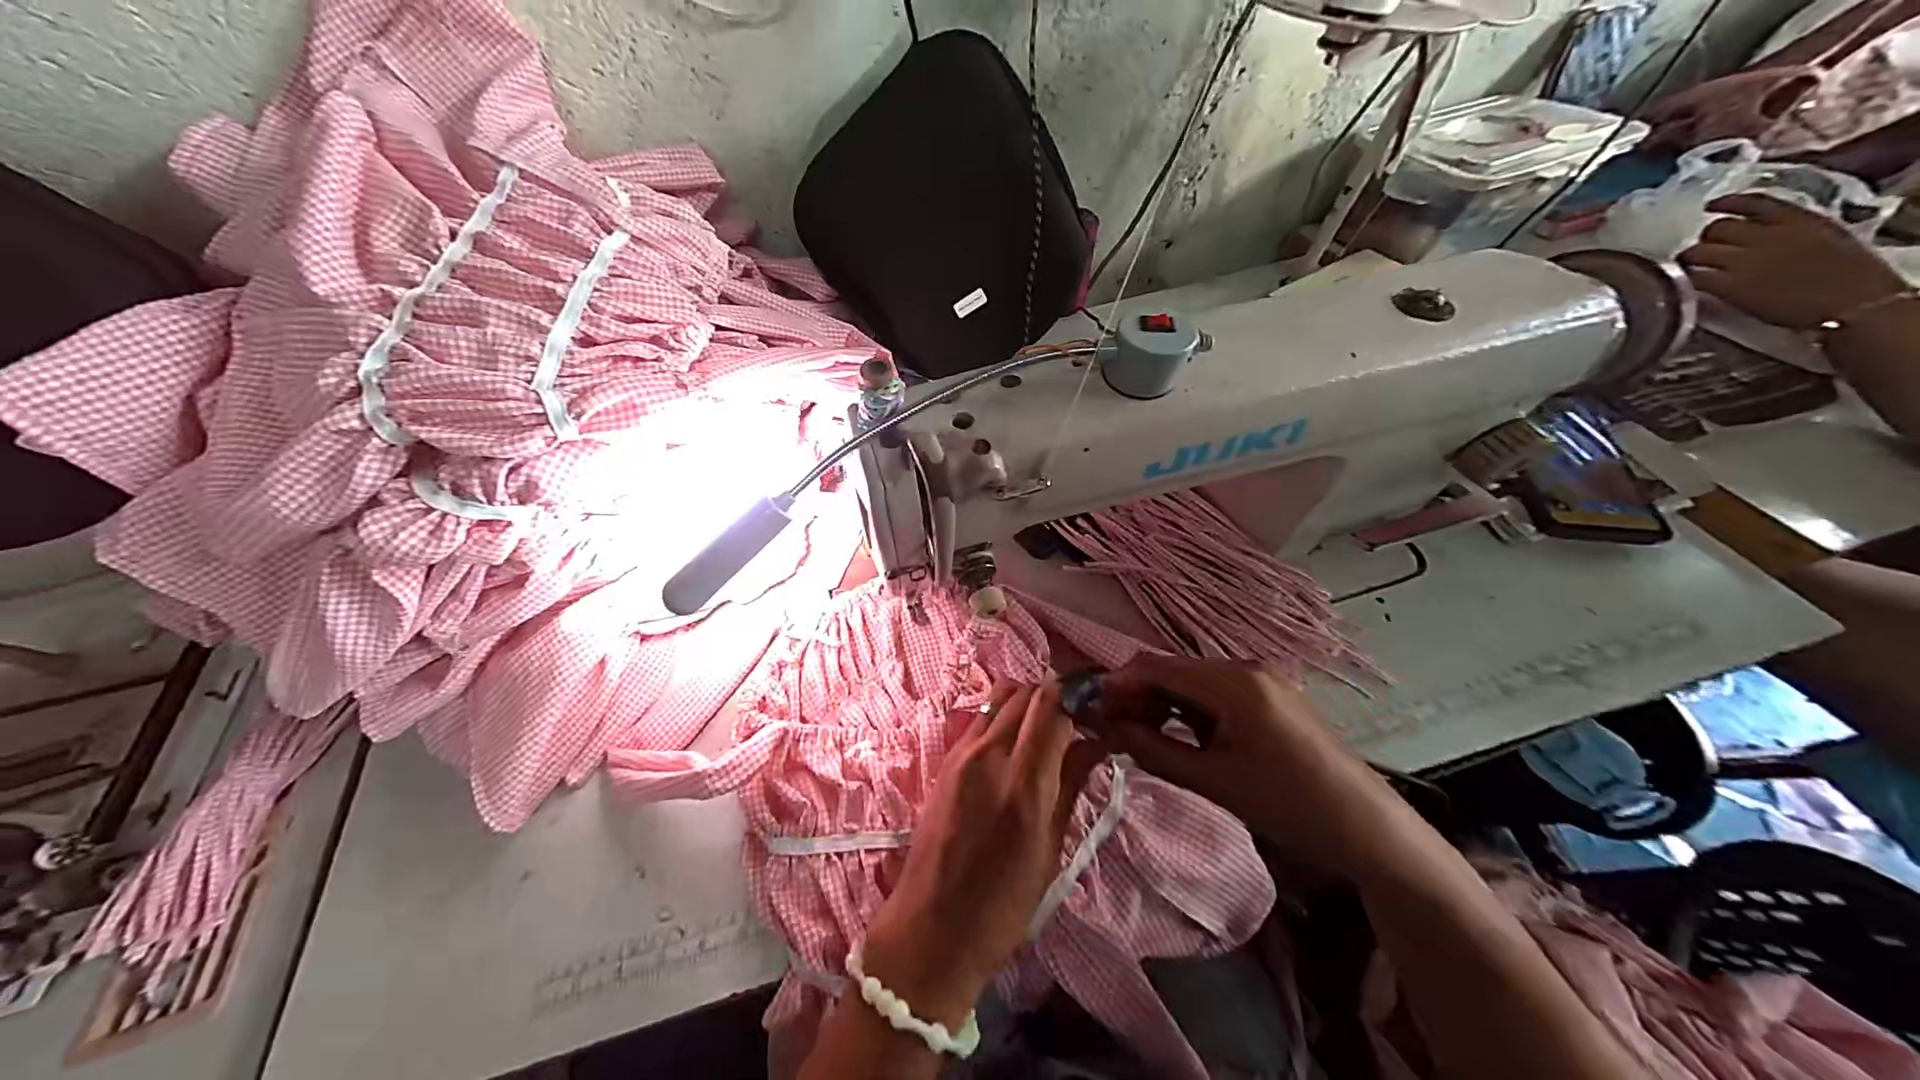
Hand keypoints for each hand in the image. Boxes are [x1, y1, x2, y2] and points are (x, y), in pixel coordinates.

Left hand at [862, 682, 1100, 1027]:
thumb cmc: (1002, 905)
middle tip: (1075, 719)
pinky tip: (1016, 743)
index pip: (1054, 707)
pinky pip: (981, 718)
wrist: (930, 927)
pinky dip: (1004, 716)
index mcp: (1024, 782)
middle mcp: (990, 755)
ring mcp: (962, 754)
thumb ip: (1070, 786)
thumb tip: (1095, 743)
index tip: (1097, 712)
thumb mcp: (1050, 851)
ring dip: (1028, 702)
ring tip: (1045, 729)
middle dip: (1056, 697)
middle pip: (1027, 693)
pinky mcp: (945, 760)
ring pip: (1001, 697)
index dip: (1080, 702)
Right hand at [1081, 654, 1403, 878]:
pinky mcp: (1269, 696)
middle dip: (1135, 695)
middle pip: (1171, 670)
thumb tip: (1103, 728)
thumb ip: (1152, 750)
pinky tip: (1175, 737)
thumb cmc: (1290, 805)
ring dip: (1159, 704)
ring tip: (1136, 738)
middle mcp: (1246, 667)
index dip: (1115, 684)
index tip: (1086, 710)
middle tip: (1106, 729)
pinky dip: (1186, 711)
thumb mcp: (1213, 781)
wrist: (1369, 829)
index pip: (1156, 667)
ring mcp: (1261, 680)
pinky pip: (1213, 693)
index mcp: (1234, 681)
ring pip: (1190, 682)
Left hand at [1679, 193, 1907, 330]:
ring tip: (1688, 264)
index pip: (1755, 203)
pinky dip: (1685, 278)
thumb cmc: (1850, 273)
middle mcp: (1769, 236)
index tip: (1712, 205)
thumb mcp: (1828, 237)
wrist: (1853, 302)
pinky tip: (1685, 282)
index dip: (1728, 203)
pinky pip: (1695, 277)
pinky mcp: (1731, 287)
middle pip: (1720, 228)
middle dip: (1707, 236)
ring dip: (1689, 257)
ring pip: (1699, 251)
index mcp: (1800, 220)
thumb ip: (1795, 230)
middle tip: (1704, 246)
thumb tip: (1765, 232)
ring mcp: (1747, 261)